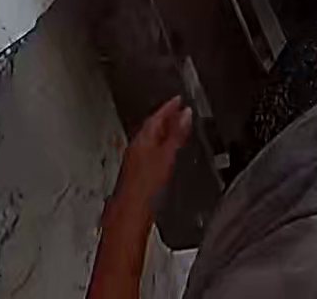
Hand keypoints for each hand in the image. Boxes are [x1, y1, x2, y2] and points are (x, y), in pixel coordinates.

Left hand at [112, 96, 191, 217]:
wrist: (130, 217)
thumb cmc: (144, 188)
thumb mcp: (166, 155)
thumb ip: (177, 134)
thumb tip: (185, 114)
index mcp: (142, 139)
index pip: (156, 116)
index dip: (169, 106)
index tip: (178, 99)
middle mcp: (137, 148)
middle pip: (153, 127)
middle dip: (167, 118)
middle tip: (180, 110)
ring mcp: (136, 162)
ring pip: (152, 140)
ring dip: (165, 133)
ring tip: (178, 129)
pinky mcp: (139, 176)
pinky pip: (152, 153)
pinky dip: (162, 148)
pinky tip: (169, 155)